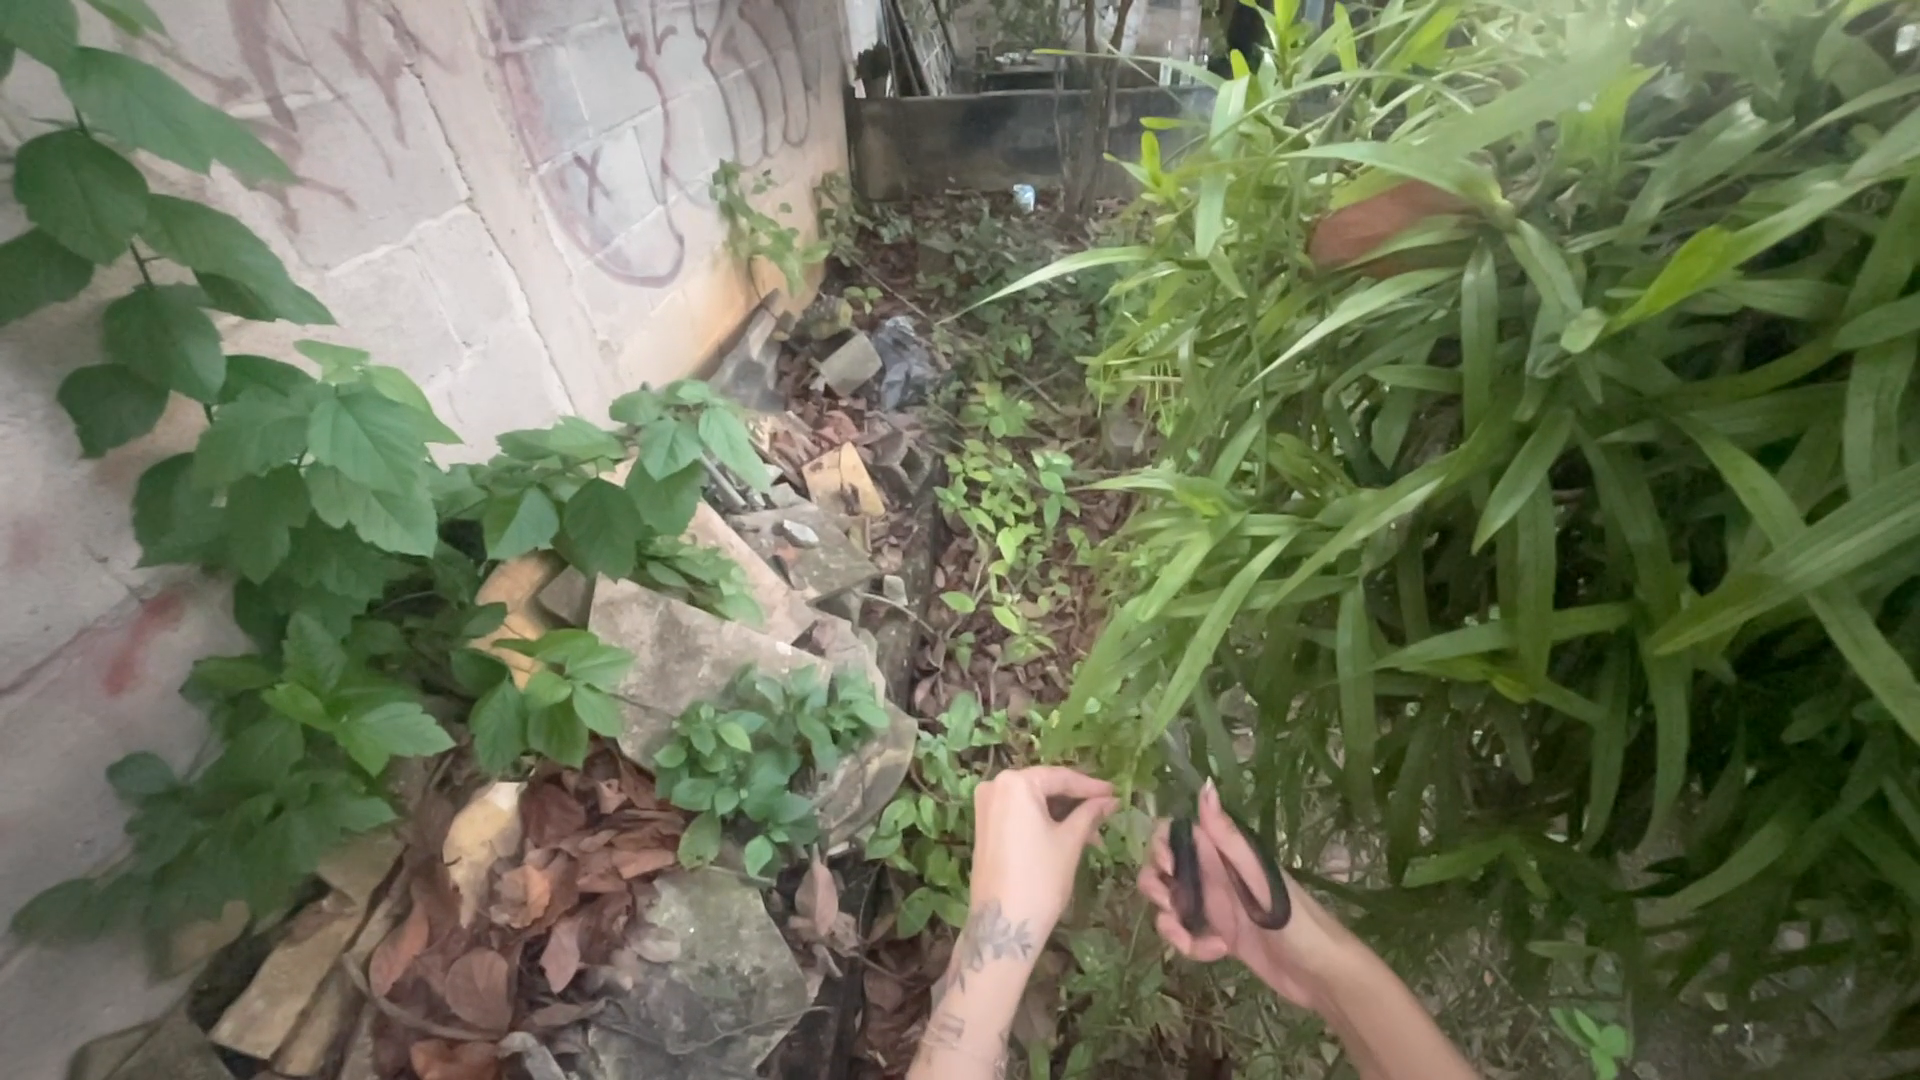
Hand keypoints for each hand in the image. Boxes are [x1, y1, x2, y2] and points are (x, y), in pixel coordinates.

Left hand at [966, 766, 1118, 930]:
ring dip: (1062, 814)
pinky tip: (1069, 836)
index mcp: (1015, 783)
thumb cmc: (1040, 877)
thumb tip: (1110, 800)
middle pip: (1045, 787)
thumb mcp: (1070, 841)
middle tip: (1105, 812)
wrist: (1004, 924)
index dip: (1090, 786)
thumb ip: (1090, 813)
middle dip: (1076, 802)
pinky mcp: (985, 826)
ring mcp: (986, 807)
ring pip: (1033, 802)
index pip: (1060, 777)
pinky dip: (1044, 822)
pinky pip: (1020, 814)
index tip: (1114, 792)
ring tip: (1093, 833)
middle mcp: (995, 786)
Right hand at [1137, 780, 1363, 1013]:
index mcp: (1219, 852)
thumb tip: (1205, 784)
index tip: (1168, 868)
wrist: (1322, 975)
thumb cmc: (1295, 917)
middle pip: (1160, 867)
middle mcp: (1209, 874)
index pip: (1173, 832)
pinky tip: (1214, 952)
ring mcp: (1210, 906)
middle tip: (1171, 904)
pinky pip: (1184, 934)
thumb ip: (1227, 834)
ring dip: (1168, 920)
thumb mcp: (1258, 875)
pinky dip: (1189, 945)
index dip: (1159, 845)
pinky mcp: (1214, 935)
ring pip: (1167, 902)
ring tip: (1186, 936)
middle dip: (1154, 885)